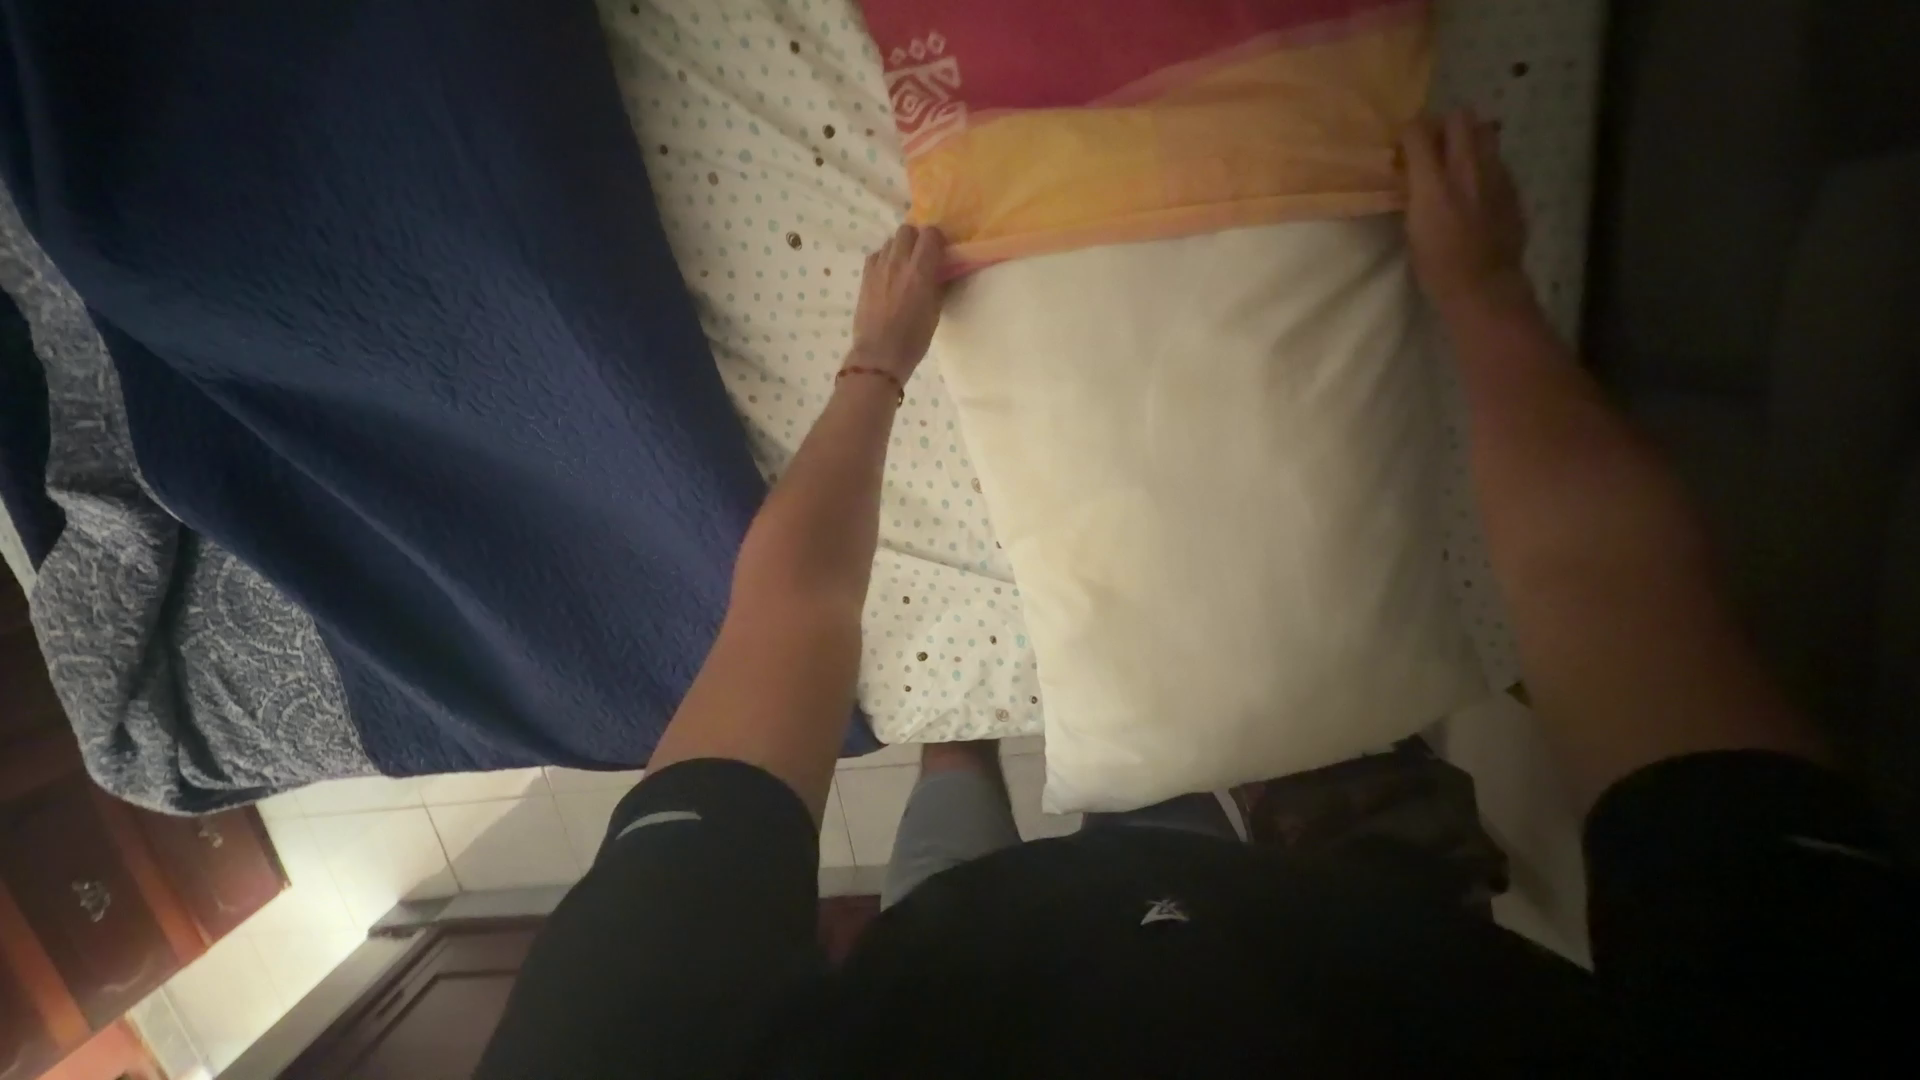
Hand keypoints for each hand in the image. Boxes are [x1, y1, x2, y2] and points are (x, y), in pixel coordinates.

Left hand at [850, 224, 946, 380]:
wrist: (879, 354)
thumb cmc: (913, 339)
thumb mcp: (935, 312)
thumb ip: (938, 284)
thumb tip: (941, 270)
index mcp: (920, 271)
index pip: (930, 234)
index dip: (937, 240)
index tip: (940, 251)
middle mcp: (898, 262)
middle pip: (907, 230)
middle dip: (917, 238)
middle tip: (922, 255)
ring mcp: (879, 267)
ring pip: (891, 240)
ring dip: (901, 248)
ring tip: (904, 265)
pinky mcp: (865, 275)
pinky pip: (877, 254)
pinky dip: (885, 258)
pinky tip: (889, 273)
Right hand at [1401, 110, 1534, 319]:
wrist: (1483, 284)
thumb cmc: (1436, 266)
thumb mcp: (1413, 229)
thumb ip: (1416, 193)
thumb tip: (1414, 174)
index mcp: (1434, 183)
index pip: (1419, 131)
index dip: (1409, 133)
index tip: (1402, 147)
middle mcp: (1467, 168)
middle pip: (1459, 117)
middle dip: (1442, 125)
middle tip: (1431, 146)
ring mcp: (1495, 173)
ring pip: (1484, 130)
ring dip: (1467, 137)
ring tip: (1455, 161)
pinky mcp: (1512, 184)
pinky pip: (1496, 158)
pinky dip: (1482, 162)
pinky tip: (1474, 187)